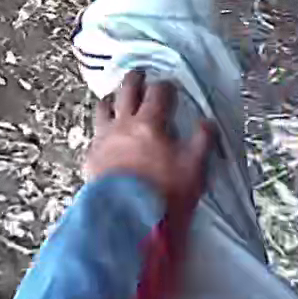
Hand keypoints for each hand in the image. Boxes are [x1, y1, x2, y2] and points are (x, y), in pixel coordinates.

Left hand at [83, 70, 215, 207]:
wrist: (124, 223)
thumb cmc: (163, 196)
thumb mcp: (193, 171)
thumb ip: (202, 142)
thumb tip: (207, 121)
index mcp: (150, 122)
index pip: (158, 91)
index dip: (166, 86)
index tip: (171, 88)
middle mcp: (124, 123)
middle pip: (127, 88)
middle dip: (135, 78)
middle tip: (140, 75)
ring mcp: (104, 138)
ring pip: (104, 106)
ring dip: (112, 99)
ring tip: (116, 99)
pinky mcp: (90, 157)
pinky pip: (94, 134)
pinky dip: (101, 129)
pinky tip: (105, 135)